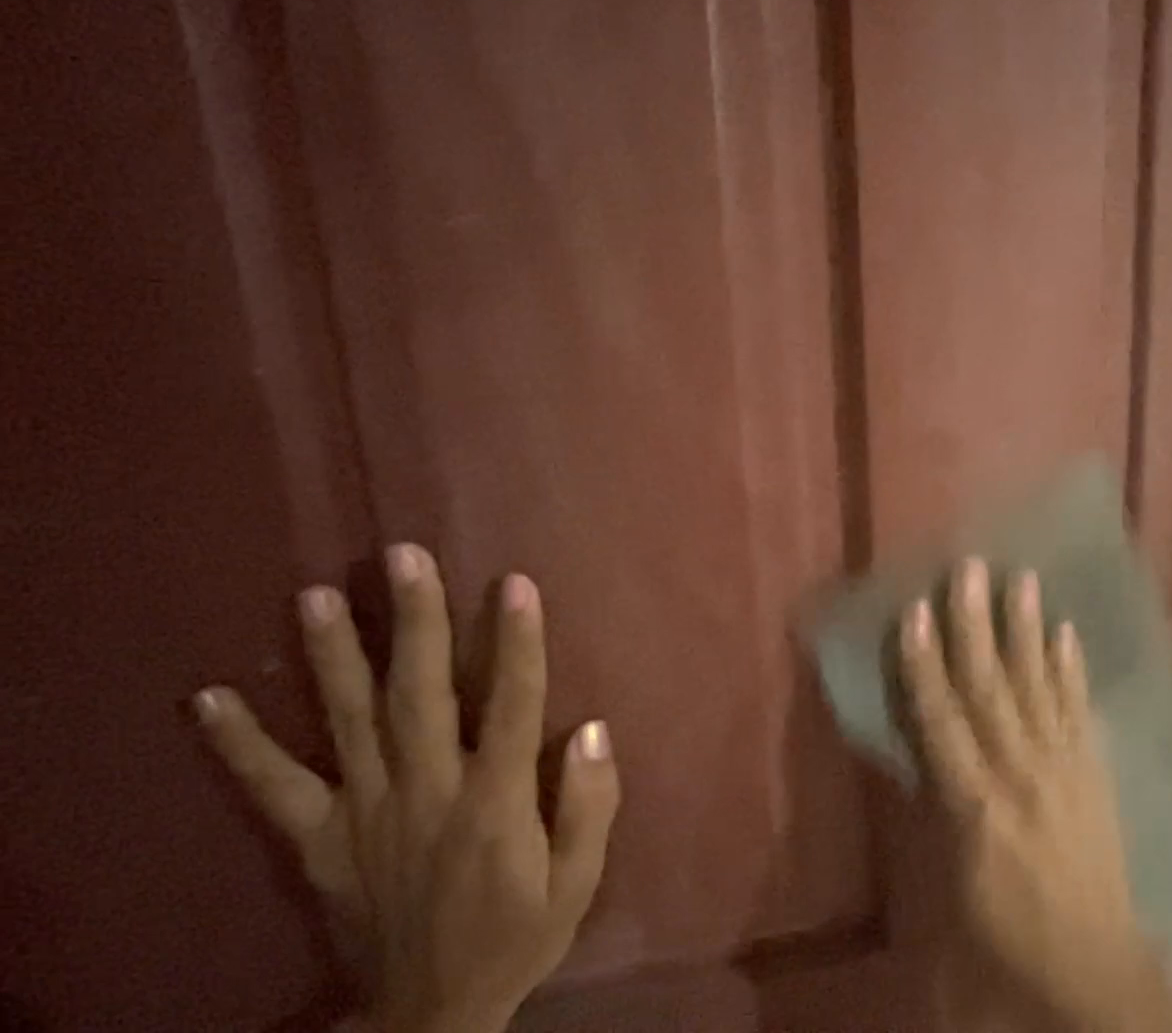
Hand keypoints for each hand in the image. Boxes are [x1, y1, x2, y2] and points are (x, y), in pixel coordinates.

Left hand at [195, 545, 619, 1032]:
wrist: (431, 1013)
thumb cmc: (518, 933)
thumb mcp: (579, 881)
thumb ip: (588, 804)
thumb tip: (590, 728)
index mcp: (493, 801)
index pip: (512, 704)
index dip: (517, 640)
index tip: (514, 583)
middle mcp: (425, 792)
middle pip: (420, 694)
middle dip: (416, 620)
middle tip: (404, 556)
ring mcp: (365, 813)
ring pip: (347, 722)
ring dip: (332, 655)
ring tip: (316, 596)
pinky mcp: (321, 841)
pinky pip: (274, 788)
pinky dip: (239, 745)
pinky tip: (209, 699)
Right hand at [901, 558, 1171, 1031]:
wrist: (1092, 952)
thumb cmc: (1008, 921)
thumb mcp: (958, 873)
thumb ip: (944, 799)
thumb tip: (929, 742)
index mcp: (975, 801)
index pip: (941, 718)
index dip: (925, 662)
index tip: (916, 610)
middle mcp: (1020, 770)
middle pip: (991, 686)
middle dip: (976, 625)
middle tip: (970, 568)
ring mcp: (1064, 763)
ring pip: (1039, 685)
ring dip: (1028, 630)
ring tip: (1023, 579)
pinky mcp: (1095, 767)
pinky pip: (1080, 708)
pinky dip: (1072, 668)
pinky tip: (1067, 631)